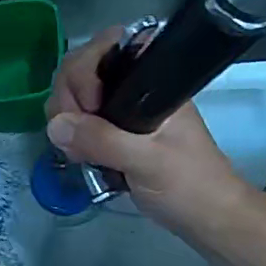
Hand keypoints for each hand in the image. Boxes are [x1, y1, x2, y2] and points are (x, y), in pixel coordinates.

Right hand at [44, 27, 249, 233]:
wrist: (209, 218)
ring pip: (78, 96)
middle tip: (74, 136)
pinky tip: (77, 154)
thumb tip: (56, 125)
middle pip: (82, 68)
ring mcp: (125, 110)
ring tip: (76, 151)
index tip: (90, 108)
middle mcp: (136, 87)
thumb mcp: (147, 161)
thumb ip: (102, 140)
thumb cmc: (190, 184)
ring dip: (67, 119)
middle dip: (68, 98)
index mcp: (152, 80)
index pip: (106, 47)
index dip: (86, 71)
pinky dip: (73, 134)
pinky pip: (83, 121)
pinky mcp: (117, 133)